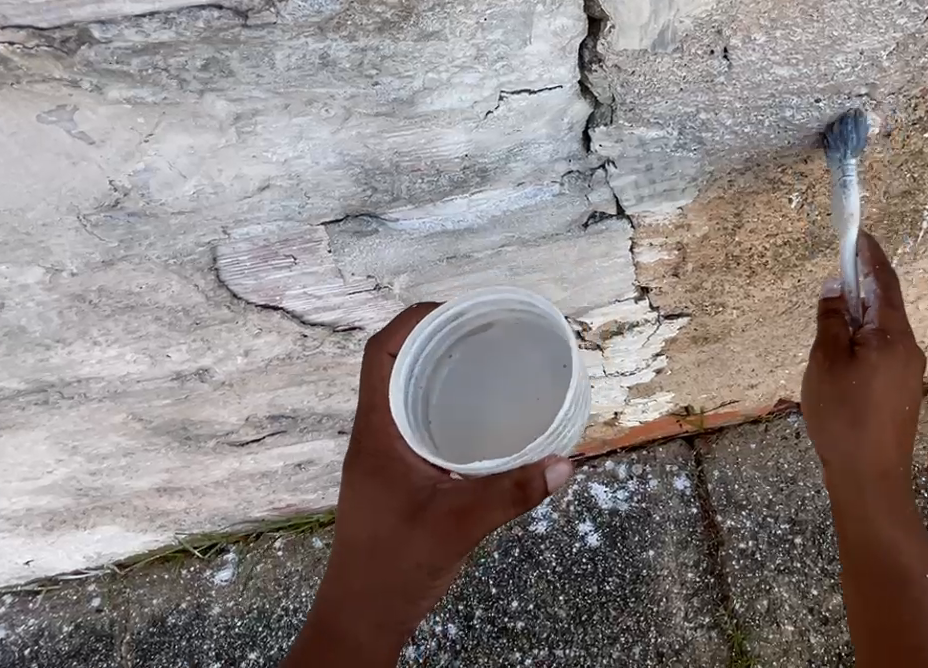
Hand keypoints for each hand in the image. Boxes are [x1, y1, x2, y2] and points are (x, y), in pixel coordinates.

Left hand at [283, 302, 574, 667]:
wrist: (362, 619)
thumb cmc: (396, 566)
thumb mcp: (458, 526)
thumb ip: (512, 493)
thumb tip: (566, 463)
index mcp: (377, 432)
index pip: (379, 354)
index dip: (411, 320)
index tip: (456, 308)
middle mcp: (375, 433)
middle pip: (393, 363)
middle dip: (433, 336)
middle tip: (483, 329)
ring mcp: (382, 453)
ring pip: (403, 390)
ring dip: (436, 366)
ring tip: (484, 357)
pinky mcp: (394, 471)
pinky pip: (415, 416)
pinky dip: (442, 400)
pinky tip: (479, 413)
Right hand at [800, 232, 925, 499]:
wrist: (871, 479)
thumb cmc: (843, 416)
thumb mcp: (826, 361)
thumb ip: (831, 319)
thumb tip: (837, 286)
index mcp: (893, 335)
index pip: (884, 281)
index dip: (870, 254)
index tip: (858, 232)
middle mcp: (909, 347)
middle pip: (886, 303)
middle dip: (861, 285)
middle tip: (835, 273)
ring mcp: (908, 371)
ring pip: (883, 328)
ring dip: (859, 314)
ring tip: (831, 316)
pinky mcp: (902, 391)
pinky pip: (883, 349)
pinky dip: (863, 337)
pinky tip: (842, 351)